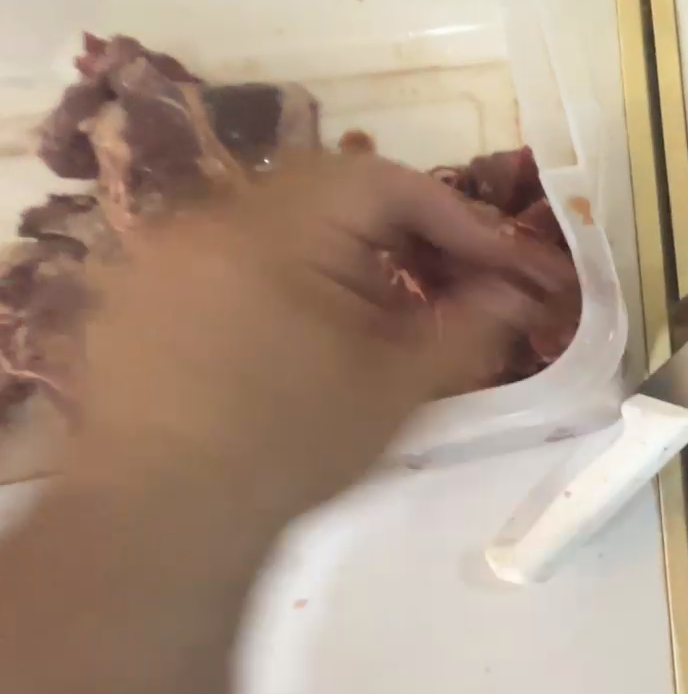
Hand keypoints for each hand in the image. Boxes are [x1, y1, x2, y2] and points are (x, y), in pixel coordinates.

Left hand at [63, 154, 572, 528]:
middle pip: (344, 196)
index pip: (387, 183)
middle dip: (425, 237)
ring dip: (376, 256)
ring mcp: (177, 252)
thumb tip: (522, 293)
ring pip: (302, 225)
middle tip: (476, 286)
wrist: (170, 509)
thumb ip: (474, 325)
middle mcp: (214, 222)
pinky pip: (260, 255)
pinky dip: (323, 274)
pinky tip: (350, 325)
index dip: (463, 219)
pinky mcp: (159, 288)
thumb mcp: (406, 384)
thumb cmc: (299, 441)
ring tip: (420, 307)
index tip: (511, 269)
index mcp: (276, 235)